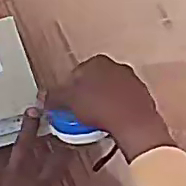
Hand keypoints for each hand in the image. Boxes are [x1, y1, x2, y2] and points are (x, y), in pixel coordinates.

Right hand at [46, 56, 174, 159]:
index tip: (66, 104)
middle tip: (78, 112)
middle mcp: (116, 66)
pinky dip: (116, 109)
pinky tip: (110, 122)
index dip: (68, 91)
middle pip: (93, 81)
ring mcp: (132, 80)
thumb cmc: (99, 106)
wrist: (133, 123)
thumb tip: (42, 98)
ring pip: (109, 91)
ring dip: (101, 102)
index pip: (75, 74)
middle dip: (85, 95)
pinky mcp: (143, 96)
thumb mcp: (67, 102)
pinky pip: (123, 102)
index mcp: (97, 61)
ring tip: (93, 120)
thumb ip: (52, 98)